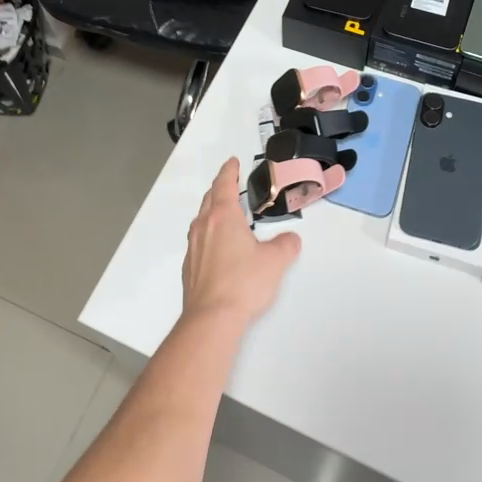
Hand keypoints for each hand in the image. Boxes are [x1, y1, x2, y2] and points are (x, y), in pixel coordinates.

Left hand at [182, 158, 300, 329]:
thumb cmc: (243, 283)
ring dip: (211, 210)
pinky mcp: (190, 268)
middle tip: (228, 183)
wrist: (211, 318)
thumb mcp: (275, 261)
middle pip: (209, 199)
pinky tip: (216, 246)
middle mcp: (204, 227)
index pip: (224, 185)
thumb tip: (291, 240)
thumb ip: (286, 245)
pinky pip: (198, 241)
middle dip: (219, 188)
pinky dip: (207, 234)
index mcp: (223, 217)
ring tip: (222, 213)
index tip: (232, 162)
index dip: (229, 171)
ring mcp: (193, 248)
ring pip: (201, 219)